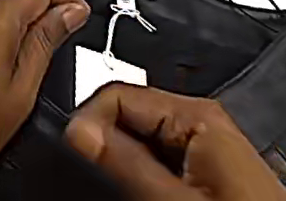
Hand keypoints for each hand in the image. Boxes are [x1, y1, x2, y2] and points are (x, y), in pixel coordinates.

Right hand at [66, 85, 285, 200]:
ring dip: (125, 164)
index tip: (71, 151)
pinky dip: (146, 177)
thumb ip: (127, 165)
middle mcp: (204, 123)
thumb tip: (79, 130)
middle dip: (107, 145)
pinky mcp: (214, 176)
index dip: (89, 122)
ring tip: (118, 190)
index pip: (118, 94)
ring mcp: (210, 150)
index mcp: (198, 115)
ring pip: (145, 143)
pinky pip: (164, 163)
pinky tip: (142, 196)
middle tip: (91, 178)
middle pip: (131, 117)